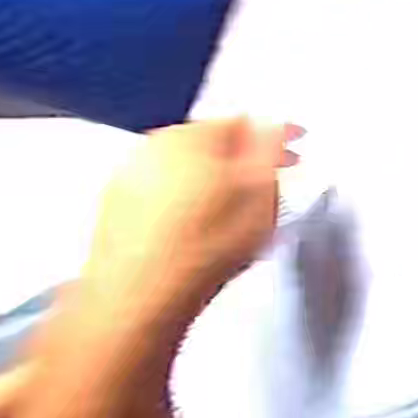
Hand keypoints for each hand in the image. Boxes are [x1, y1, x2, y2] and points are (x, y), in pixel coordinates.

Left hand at [74, 118, 297, 343]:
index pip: (243, 120)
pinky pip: (170, 185)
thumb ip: (267, 148)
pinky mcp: (116, 211)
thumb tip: (269, 124)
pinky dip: (197, 190)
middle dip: (248, 151)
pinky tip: (213, 213)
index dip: (276, 130)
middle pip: (212, 140)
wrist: (141, 296)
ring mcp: (126, 180)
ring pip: (189, 164)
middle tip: (282, 166)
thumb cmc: (212, 239)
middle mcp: (149, 150)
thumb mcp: (261, 188)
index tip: (301, 141)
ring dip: (222, 171)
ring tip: (251, 193)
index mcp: (187, 138)